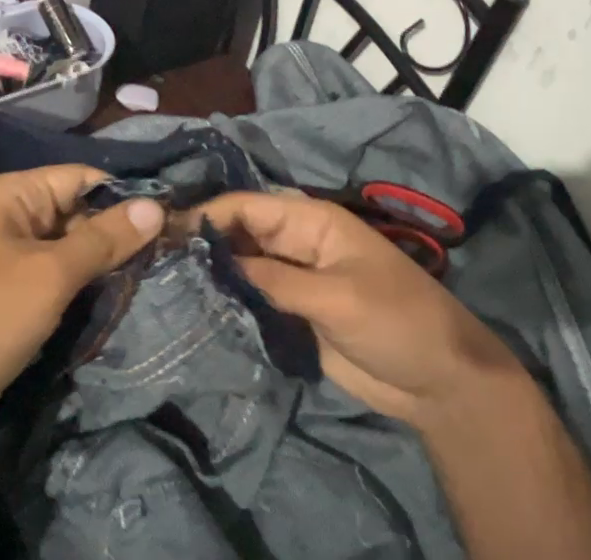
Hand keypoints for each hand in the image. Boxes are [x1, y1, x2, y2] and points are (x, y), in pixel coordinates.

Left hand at [0, 165, 164, 453]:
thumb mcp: (48, 274)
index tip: (175, 222)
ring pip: (66, 257)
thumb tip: (156, 205)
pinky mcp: (4, 309)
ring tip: (155, 284)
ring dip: (102, 272)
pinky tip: (118, 309)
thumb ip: (103, 239)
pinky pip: (52, 291)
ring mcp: (2, 267)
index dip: (125, 197)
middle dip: (118, 237)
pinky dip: (81, 299)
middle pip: (75, 216)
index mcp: (8, 196)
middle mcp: (5, 222)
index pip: (80, 178)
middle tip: (173, 260)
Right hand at [187, 191, 520, 423]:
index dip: (205, 215)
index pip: (247, 207)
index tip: (160, 230)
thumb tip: (213, 263)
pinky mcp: (291, 314)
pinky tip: (191, 309)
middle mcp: (296, 244)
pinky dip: (225, 301)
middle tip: (151, 257)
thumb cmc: (397, 323)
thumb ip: (274, 279)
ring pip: (239, 267)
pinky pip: (250, 300)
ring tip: (160, 282)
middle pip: (238, 234)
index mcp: (311, 222)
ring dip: (209, 274)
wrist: (439, 383)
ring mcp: (293, 280)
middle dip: (200, 243)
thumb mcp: (336, 297)